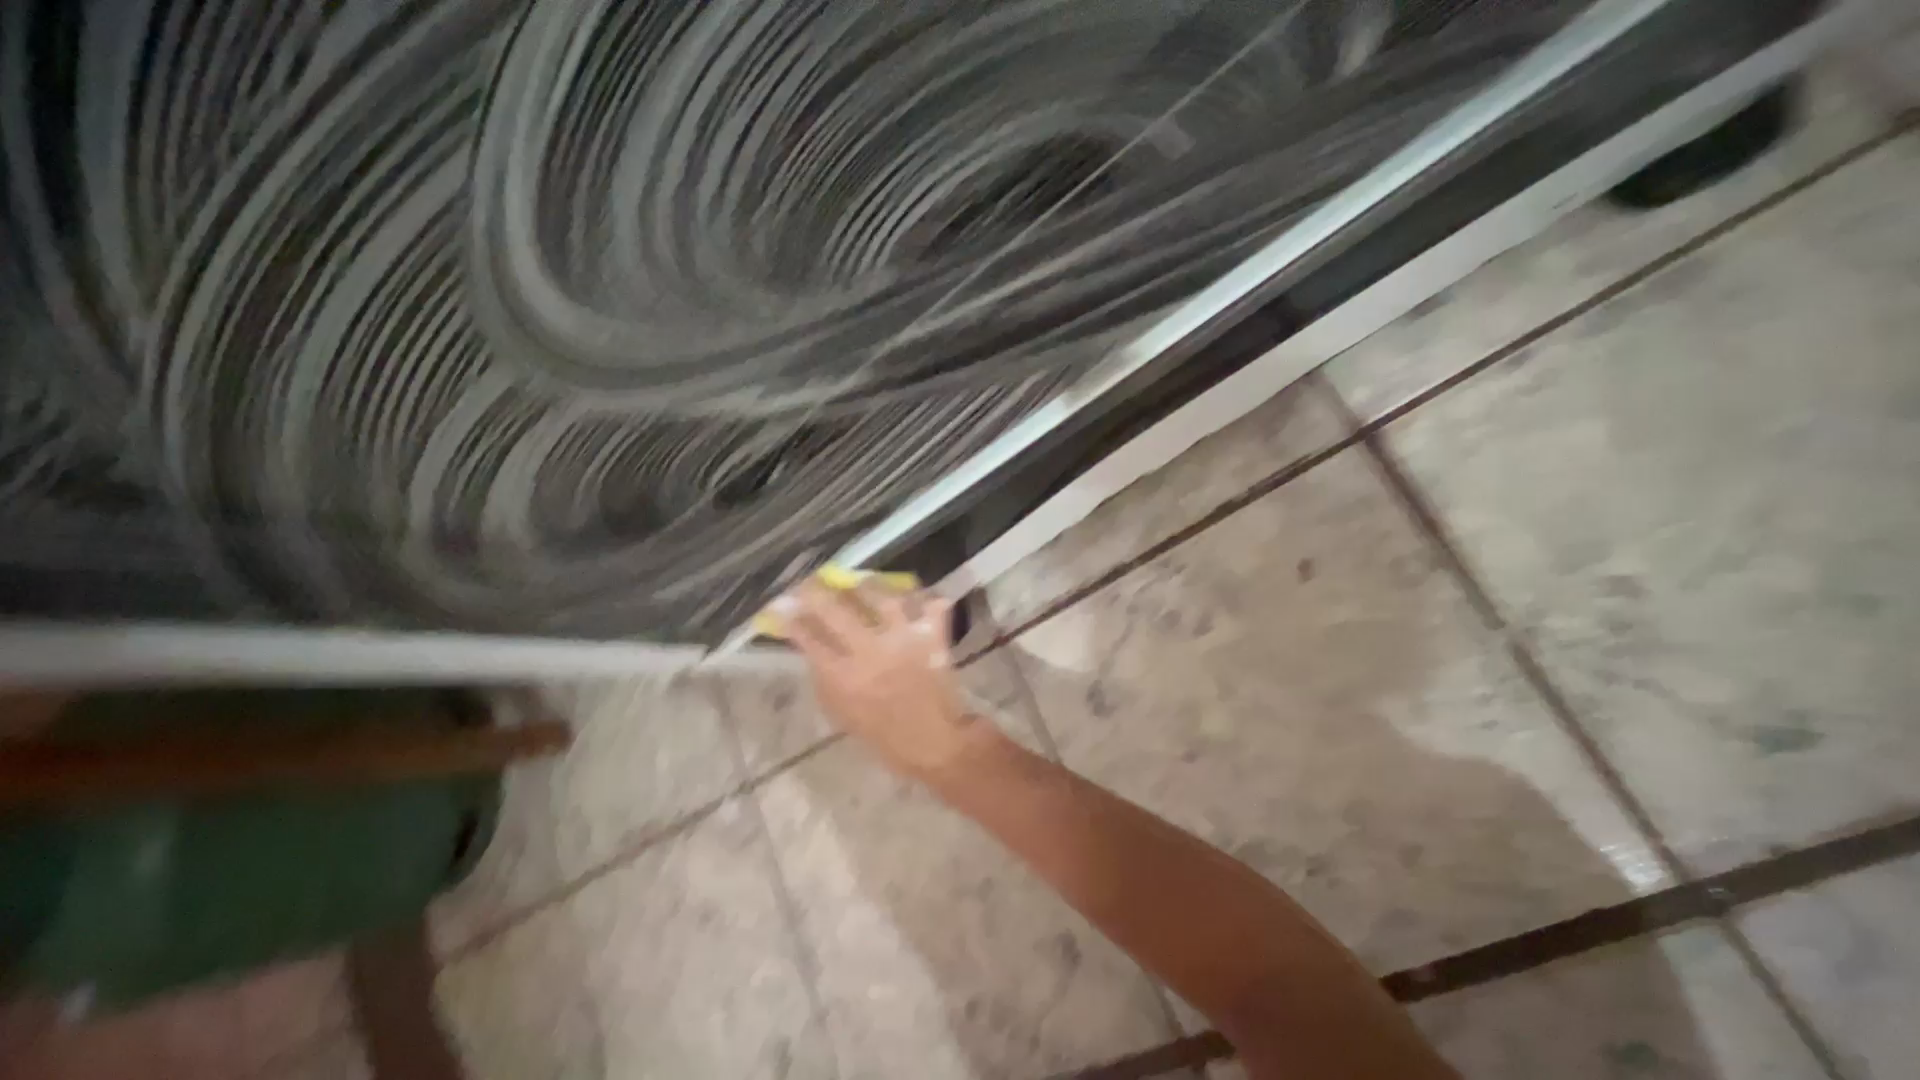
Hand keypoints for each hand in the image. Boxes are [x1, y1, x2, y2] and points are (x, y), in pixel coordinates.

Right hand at [780, 578, 996, 777]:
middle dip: (816, 593)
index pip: (810, 639)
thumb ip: (825, 681)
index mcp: (843, 676)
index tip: (782, 606)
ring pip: (883, 599)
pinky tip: (915, 593)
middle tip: (810, 581)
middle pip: (837, 611)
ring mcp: (903, 641)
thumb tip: (813, 652)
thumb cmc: (883, 737)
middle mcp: (870, 652)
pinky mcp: (932, 639)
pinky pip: (930, 608)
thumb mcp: (842, 715)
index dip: (792, 620)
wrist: (933, 743)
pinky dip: (924, 599)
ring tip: (858, 578)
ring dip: (867, 584)